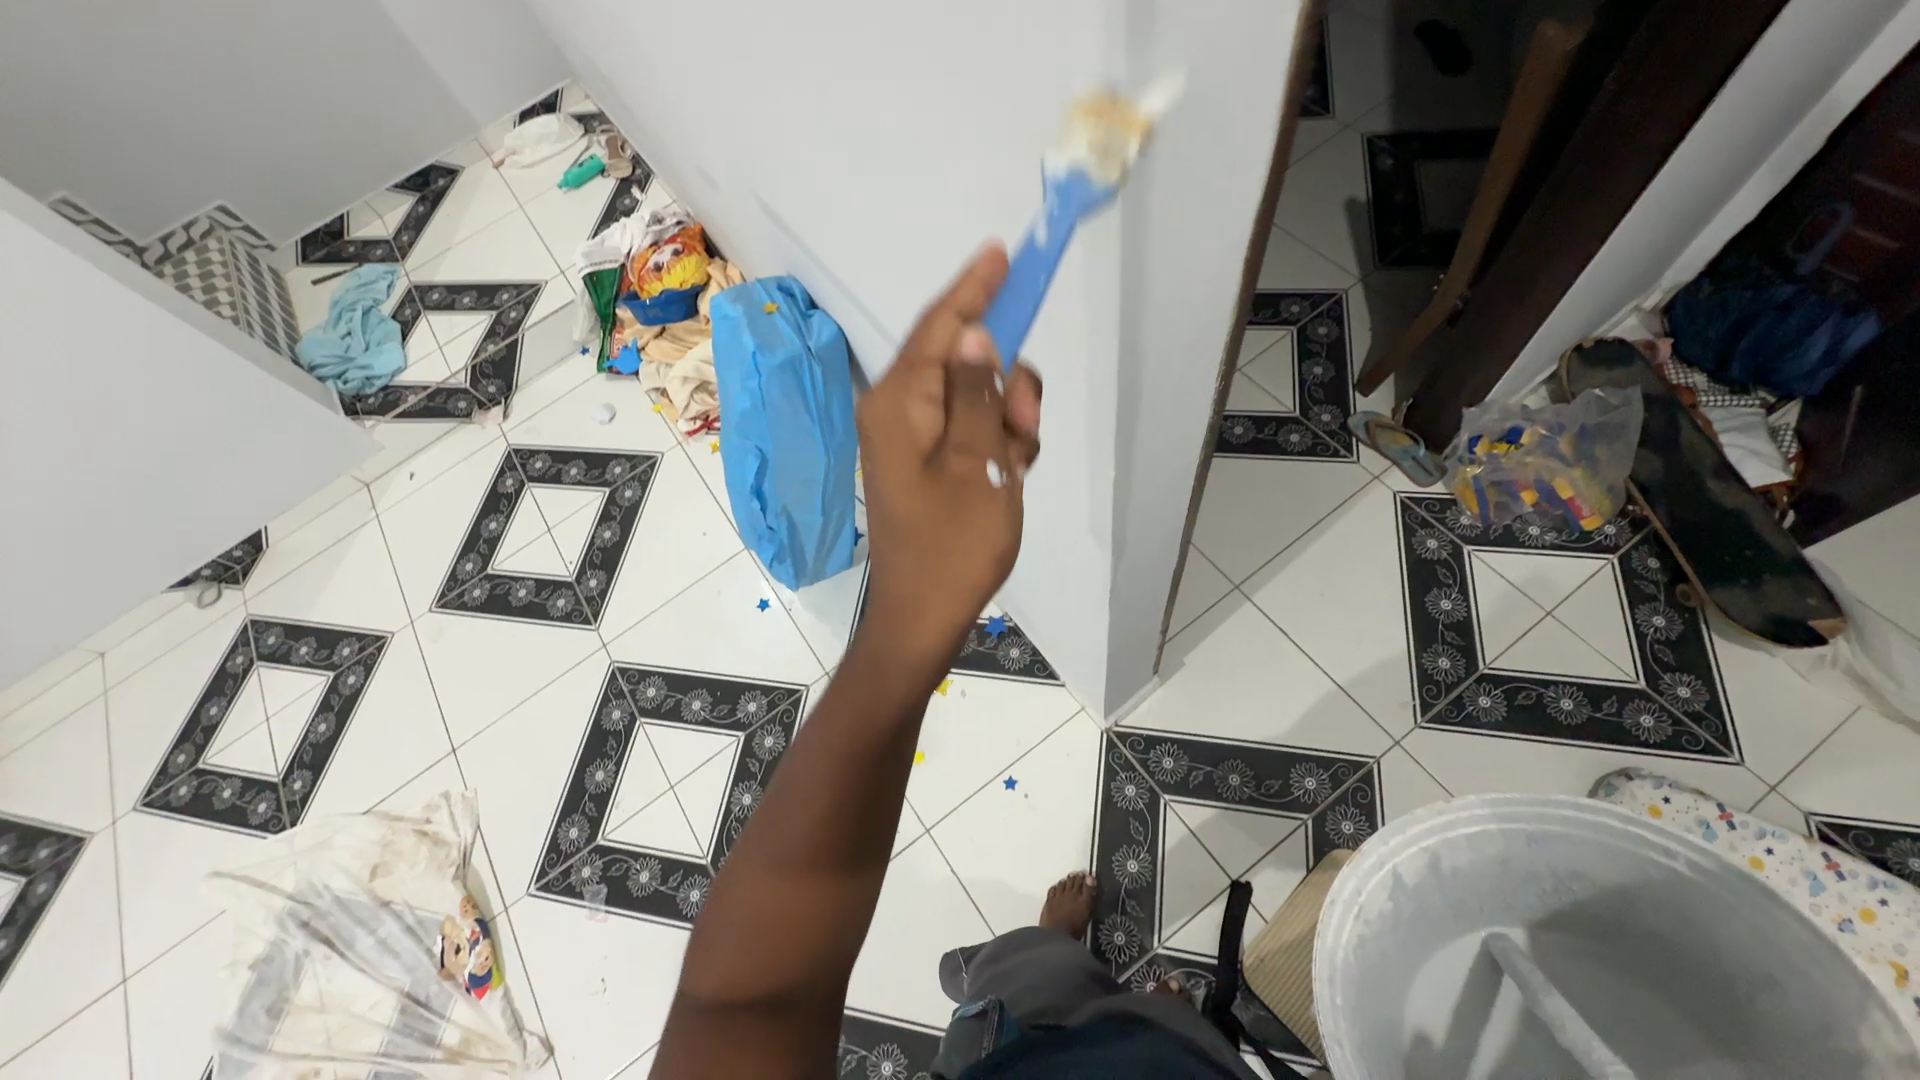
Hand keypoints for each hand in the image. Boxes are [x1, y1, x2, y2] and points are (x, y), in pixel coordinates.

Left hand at [855, 243, 1043, 662]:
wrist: (924, 615)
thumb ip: (979, 394)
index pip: (943, 326)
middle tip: (1024, 431)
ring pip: (977, 398)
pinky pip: (971, 432)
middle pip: (966, 362)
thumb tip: (976, 334)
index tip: (1002, 251)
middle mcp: (898, 410)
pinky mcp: (927, 462)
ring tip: (1014, 470)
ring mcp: (911, 438)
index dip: (975, 289)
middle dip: (1005, 387)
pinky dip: (998, 448)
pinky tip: (1007, 481)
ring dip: (1007, 424)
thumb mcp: (979, 464)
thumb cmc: (953, 545)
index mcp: (900, 402)